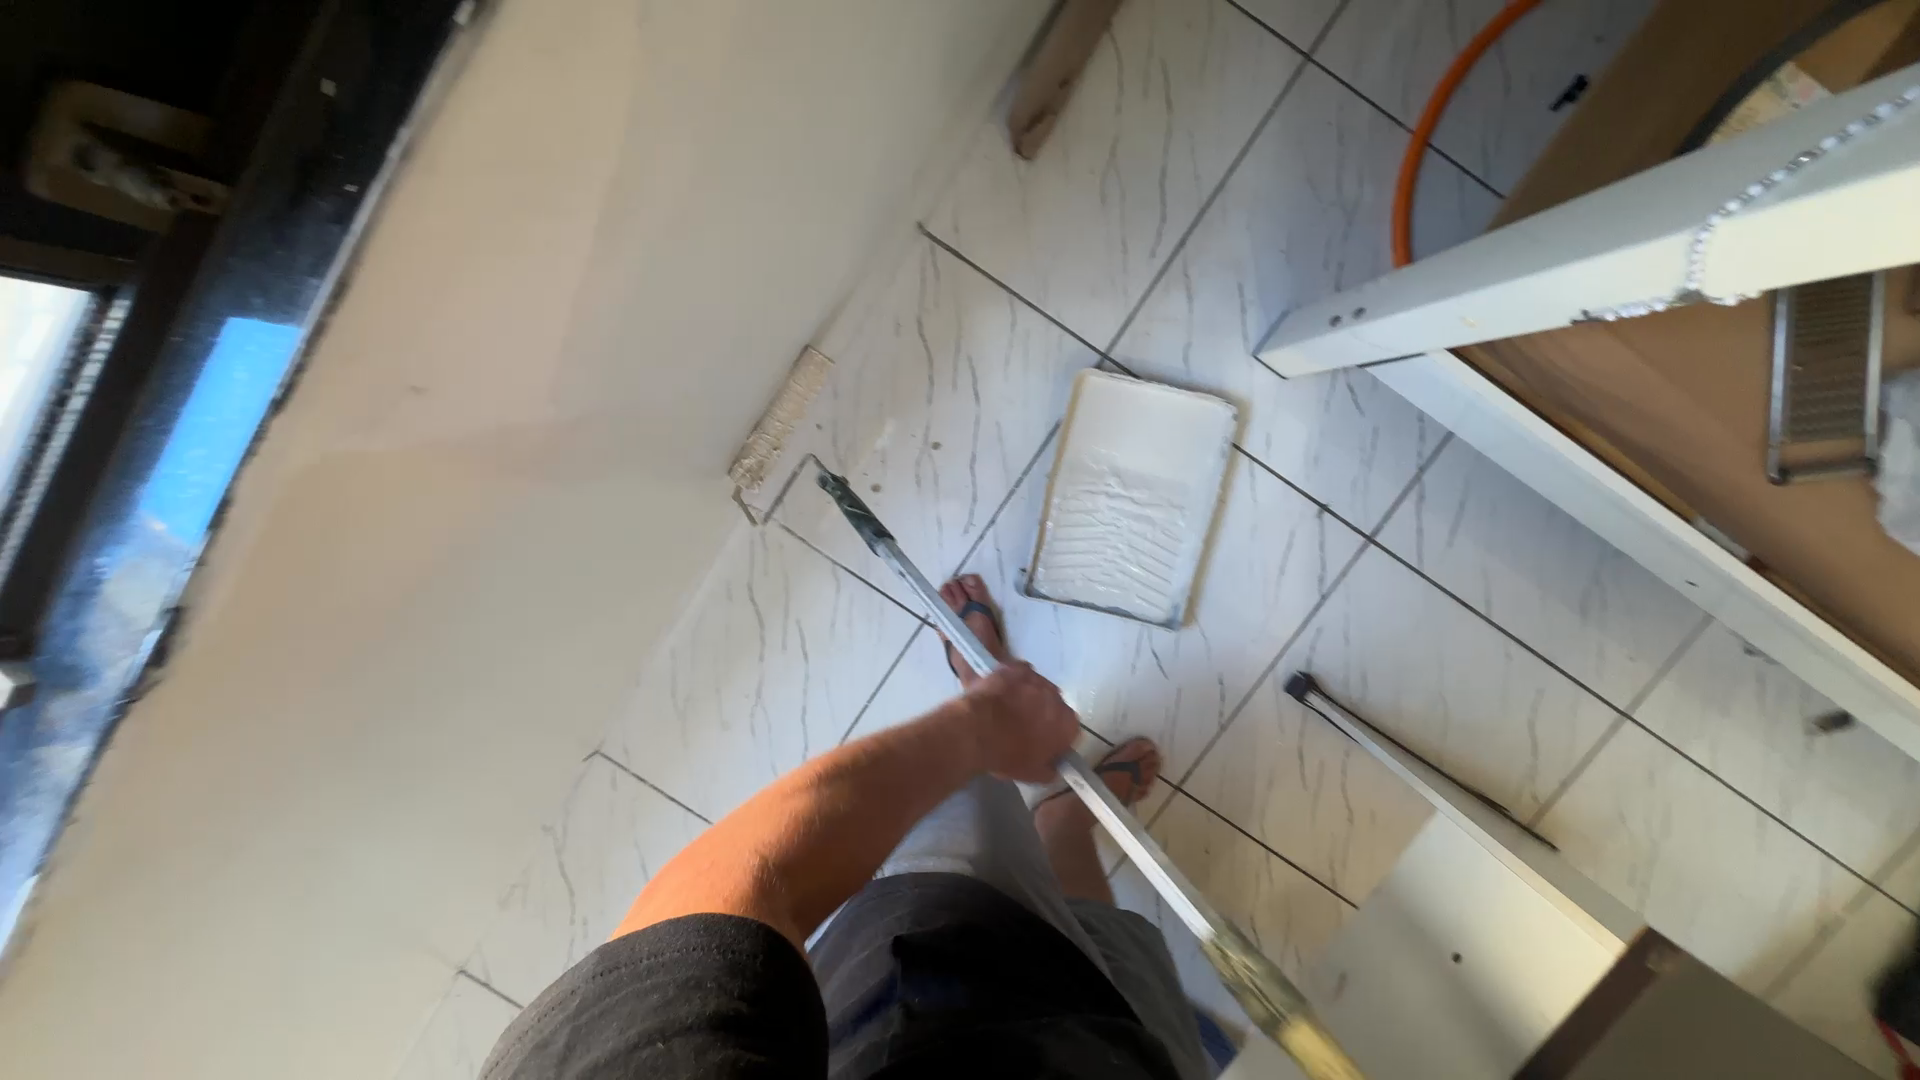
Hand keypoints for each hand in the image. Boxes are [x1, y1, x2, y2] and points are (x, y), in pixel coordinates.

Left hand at [958, 662, 1079, 782]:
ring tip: (1008, 707)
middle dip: (1043, 714)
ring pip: (1037, 688)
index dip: (1056, 738)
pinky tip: (1001, 690)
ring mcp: (1037, 679)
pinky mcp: (1016, 667)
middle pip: (1054, 706)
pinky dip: (1013, 680)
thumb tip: (1053, 767)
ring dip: (1028, 696)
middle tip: (1023, 726)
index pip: (1070, 731)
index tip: (1042, 744)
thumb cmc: (1006, 755)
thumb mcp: (1032, 774)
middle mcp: (1058, 698)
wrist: (975, 729)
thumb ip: (1050, 769)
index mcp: (1068, 725)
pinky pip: (1020, 673)